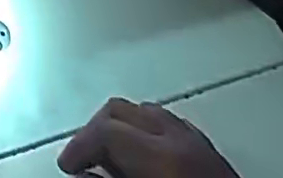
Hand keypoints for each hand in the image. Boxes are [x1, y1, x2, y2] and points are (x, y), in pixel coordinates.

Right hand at [57, 98, 239, 177]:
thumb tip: (83, 176)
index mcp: (164, 159)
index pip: (105, 131)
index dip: (79, 146)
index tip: (67, 165)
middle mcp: (181, 142)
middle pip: (120, 111)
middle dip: (95, 130)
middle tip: (83, 159)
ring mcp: (200, 145)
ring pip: (145, 112)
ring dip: (121, 126)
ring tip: (110, 156)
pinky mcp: (214, 155)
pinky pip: (172, 125)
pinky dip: (149, 131)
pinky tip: (145, 154)